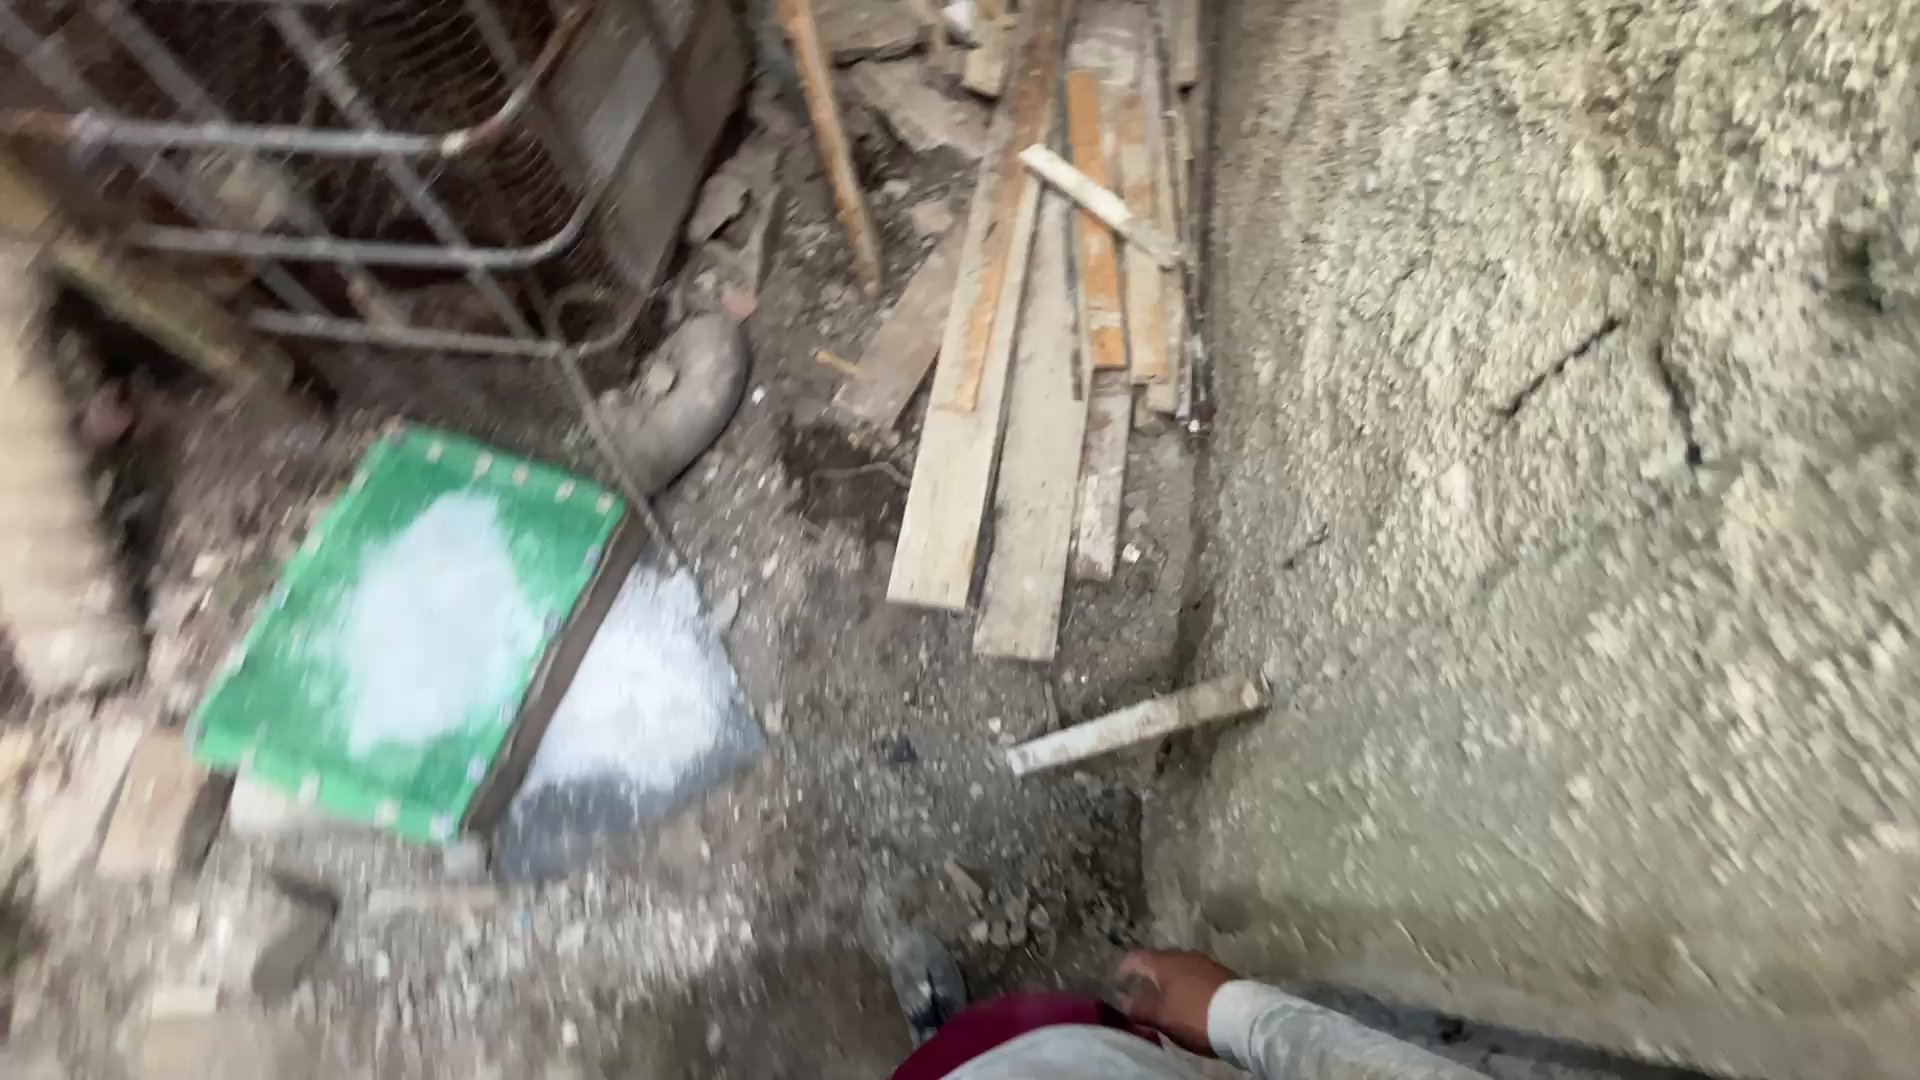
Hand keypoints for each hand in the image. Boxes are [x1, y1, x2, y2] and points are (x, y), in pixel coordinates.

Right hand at [1116, 949, 1239, 1055]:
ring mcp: (1204, 962)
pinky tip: (1190, 998)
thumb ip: (1140, 1007)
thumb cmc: (1194, 1014)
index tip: (1118, 977)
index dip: (1125, 966)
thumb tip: (1123, 1001)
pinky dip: (1187, 984)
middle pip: (1159, 960)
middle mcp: (1182, 955)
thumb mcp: (1162, 1016)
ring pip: (1180, 967)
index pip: (1137, 957)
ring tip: (1167, 996)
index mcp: (1163, 962)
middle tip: (1142, 989)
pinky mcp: (1221, 974)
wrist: (1243, 1017)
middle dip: (1149, 974)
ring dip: (1170, 980)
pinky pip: (1196, 975)